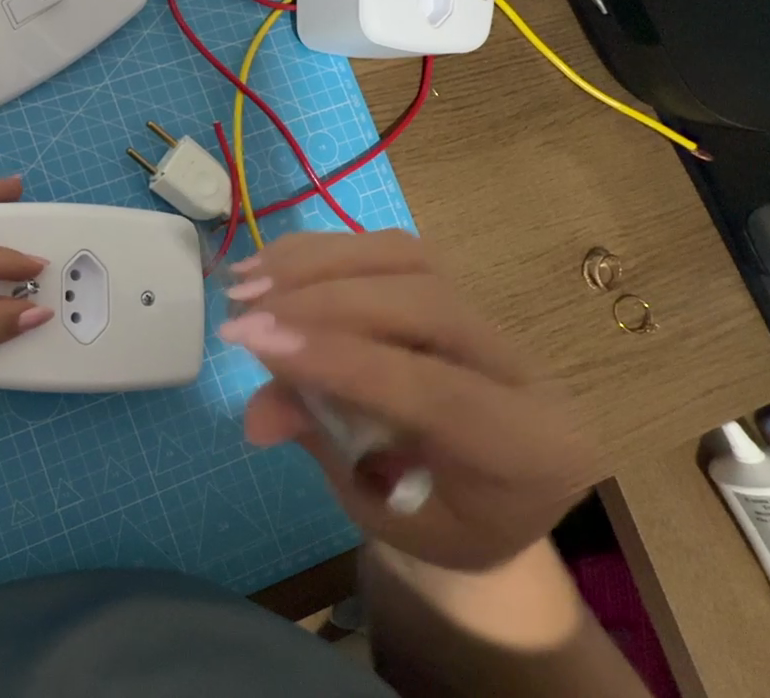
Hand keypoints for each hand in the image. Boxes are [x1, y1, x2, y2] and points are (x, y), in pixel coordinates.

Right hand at [219, 231, 596, 570]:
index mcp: (526, 448)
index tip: (252, 340)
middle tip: (243, 312)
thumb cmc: (435, 518)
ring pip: (408, 260)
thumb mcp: (381, 510)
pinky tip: (268, 266)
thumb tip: (257, 416)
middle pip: (426, 303)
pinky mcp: (457, 290)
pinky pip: (391, 250)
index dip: (338, 359)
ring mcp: (493, 320)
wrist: (490, 499)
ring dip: (315, 263)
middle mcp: (524, 370)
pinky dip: (321, 252)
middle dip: (320, 302)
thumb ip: (325, 447)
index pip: (436, 390)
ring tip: (246, 280)